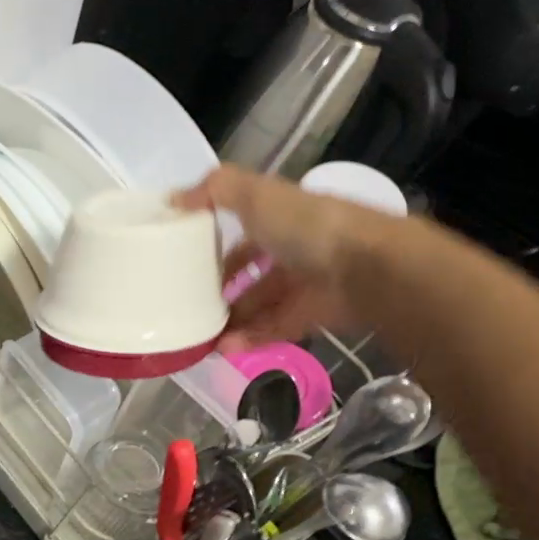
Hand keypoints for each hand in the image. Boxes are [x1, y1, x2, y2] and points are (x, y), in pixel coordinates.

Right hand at [173, 165, 394, 353]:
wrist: (365, 268)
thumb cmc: (308, 227)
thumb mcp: (257, 196)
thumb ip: (216, 191)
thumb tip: (173, 198)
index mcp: (285, 220)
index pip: (247, 233)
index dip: (219, 247)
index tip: (188, 265)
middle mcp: (297, 250)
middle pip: (252, 274)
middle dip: (221, 291)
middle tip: (188, 307)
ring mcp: (305, 285)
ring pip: (259, 305)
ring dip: (230, 321)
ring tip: (199, 336)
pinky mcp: (310, 317)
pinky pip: (272, 330)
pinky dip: (248, 339)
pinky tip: (223, 348)